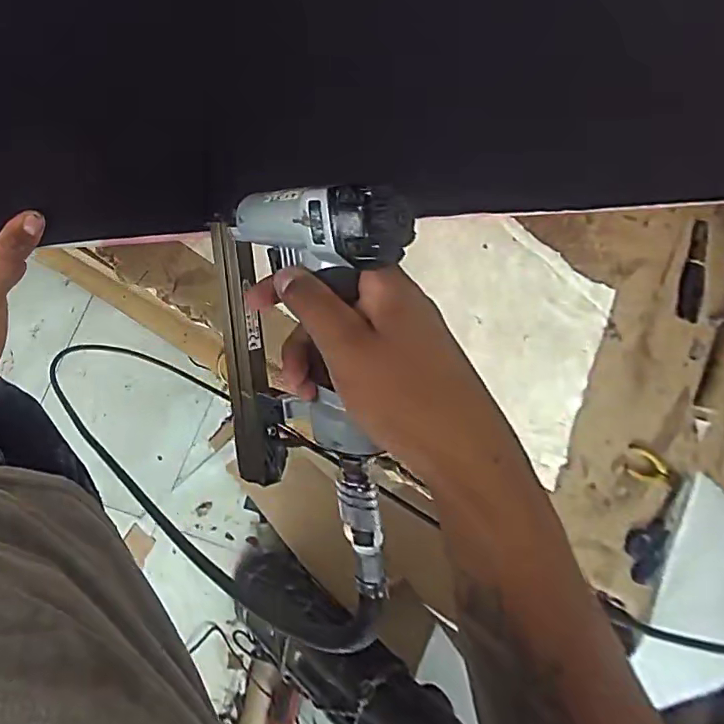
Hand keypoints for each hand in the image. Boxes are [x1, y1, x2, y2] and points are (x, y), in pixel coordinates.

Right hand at [246, 264, 501, 483]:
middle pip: (332, 304)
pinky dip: (340, 374)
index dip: (289, 280)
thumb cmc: (404, 399)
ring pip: (344, 335)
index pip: (327, 264)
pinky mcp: (411, 367)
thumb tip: (290, 274)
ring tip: (308, 394)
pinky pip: (363, 357)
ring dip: (317, 360)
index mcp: (386, 288)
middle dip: (302, 337)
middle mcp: (398, 305)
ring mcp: (407, 338)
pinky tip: (332, 399)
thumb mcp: (345, 348)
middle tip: (290, 374)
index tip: (257, 302)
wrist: (466, 460)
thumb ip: (312, 304)